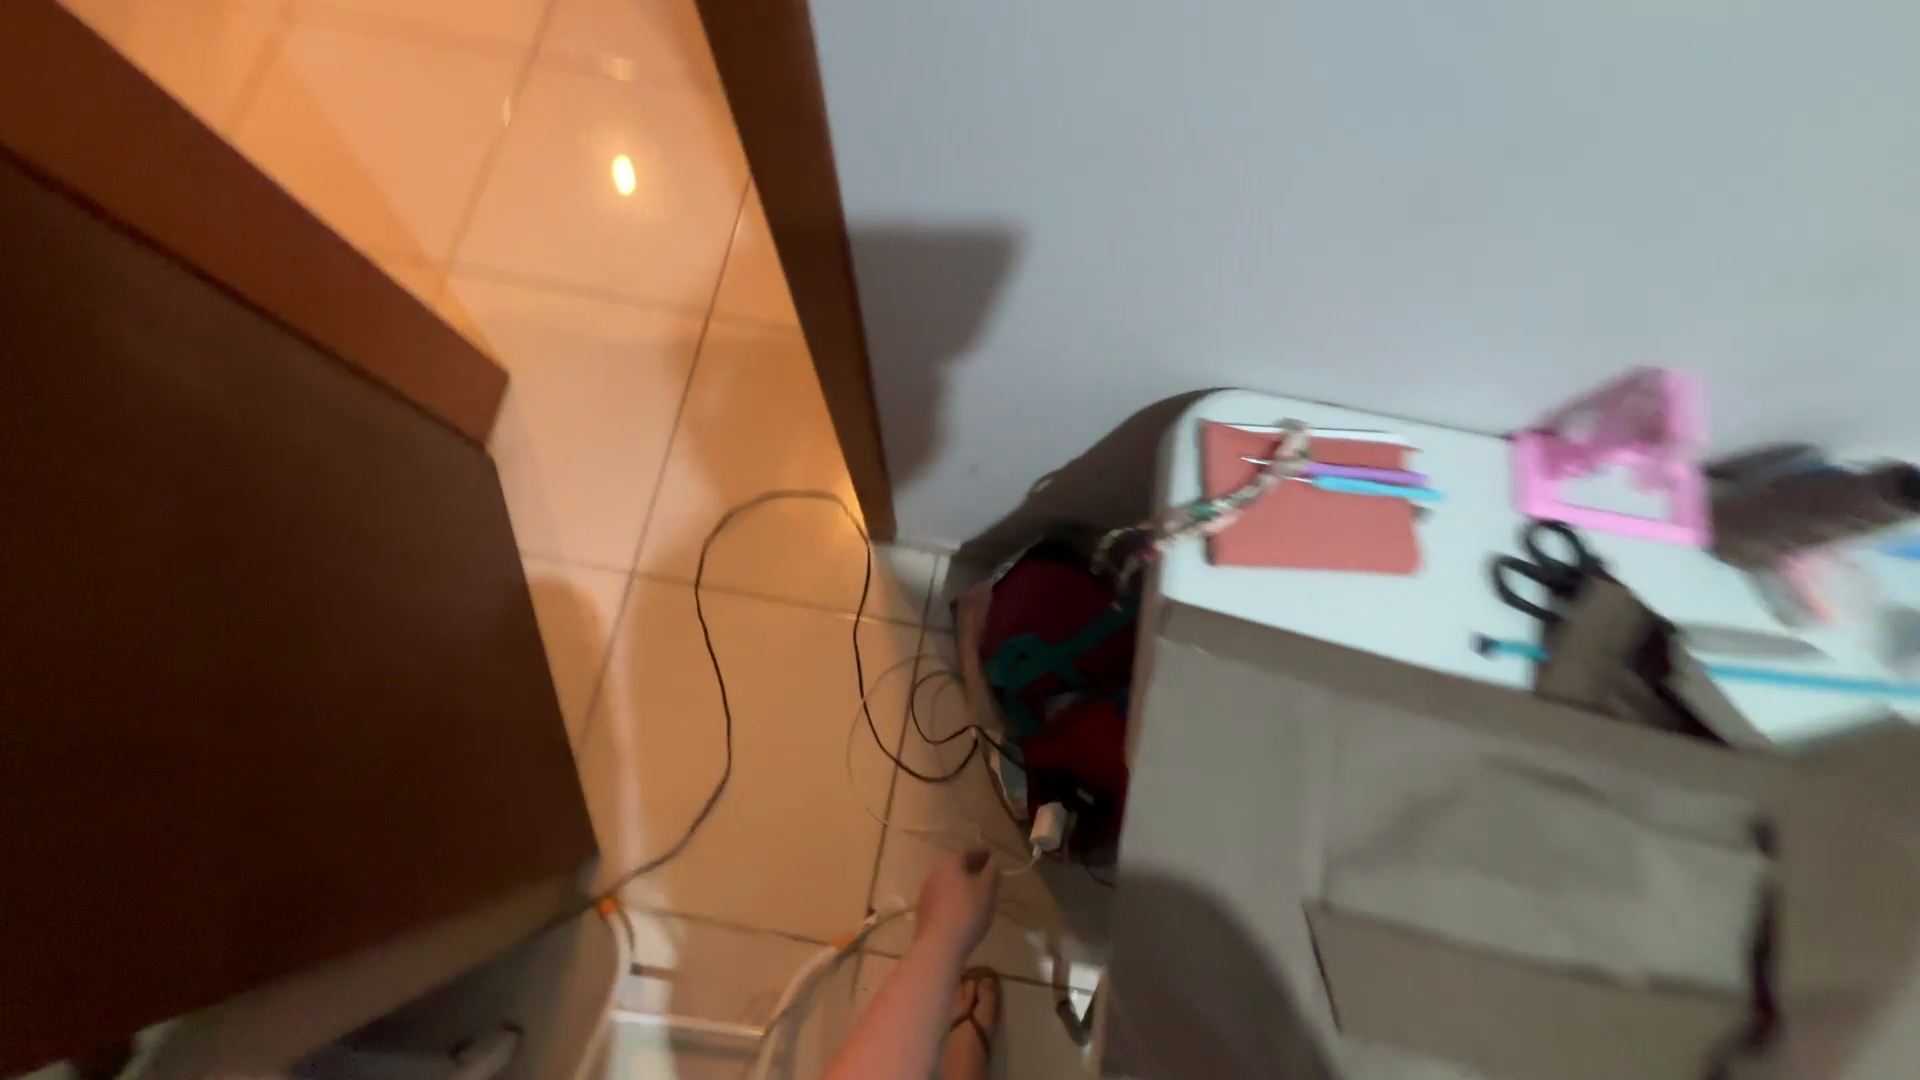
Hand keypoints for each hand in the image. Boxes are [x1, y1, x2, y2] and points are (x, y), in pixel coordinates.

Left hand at [913, 848, 999, 963]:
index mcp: (950, 864)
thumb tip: (993, 862)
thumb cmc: (966, 914)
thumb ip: (991, 873)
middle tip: (985, 870)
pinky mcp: (924, 911)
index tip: (991, 854)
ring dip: (961, 882)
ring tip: (976, 889)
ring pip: (947, 881)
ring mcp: (926, 893)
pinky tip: (962, 907)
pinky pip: (942, 896)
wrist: (938, 947)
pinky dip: (953, 895)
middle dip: (971, 866)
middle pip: (955, 865)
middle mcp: (935, 874)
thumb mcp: (986, 891)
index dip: (980, 852)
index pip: (966, 852)